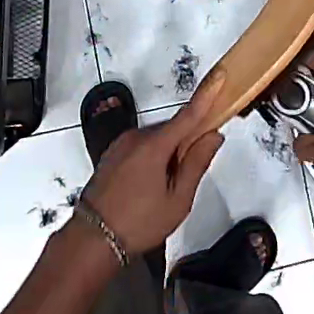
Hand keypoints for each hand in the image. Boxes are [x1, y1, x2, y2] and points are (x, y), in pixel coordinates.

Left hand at [78, 74, 226, 253]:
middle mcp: (135, 137)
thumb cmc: (137, 222)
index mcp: (153, 146)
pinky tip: (150, 185)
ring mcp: (121, 144)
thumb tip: (212, 136)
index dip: (207, 96)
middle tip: (188, 176)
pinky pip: (142, 146)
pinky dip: (153, 157)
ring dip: (169, 154)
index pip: (188, 115)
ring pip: (157, 139)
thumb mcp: (177, 199)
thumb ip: (196, 163)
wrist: (94, 237)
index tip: (220, 76)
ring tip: (164, 190)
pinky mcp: (113, 153)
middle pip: (173, 129)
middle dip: (187, 143)